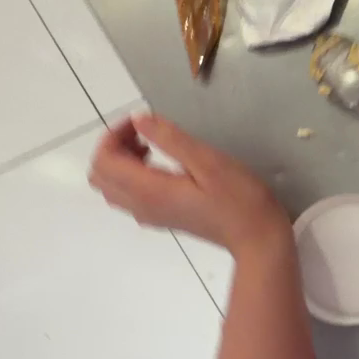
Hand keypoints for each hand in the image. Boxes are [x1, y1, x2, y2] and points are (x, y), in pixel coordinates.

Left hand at [89, 113, 289, 256]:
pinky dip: (133, 178)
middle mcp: (141, 205)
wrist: (258, 239)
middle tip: (145, 134)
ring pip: (112, 188)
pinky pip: (130, 197)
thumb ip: (171, 139)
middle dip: (114, 148)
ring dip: (122, 164)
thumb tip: (139, 119)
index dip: (113, 135)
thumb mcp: (210, 162)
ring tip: (152, 149)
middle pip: (101, 175)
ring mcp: (151, 216)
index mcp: (148, 190)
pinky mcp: (164, 220)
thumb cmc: (240, 200)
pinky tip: (163, 170)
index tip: (141, 122)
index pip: (104, 160)